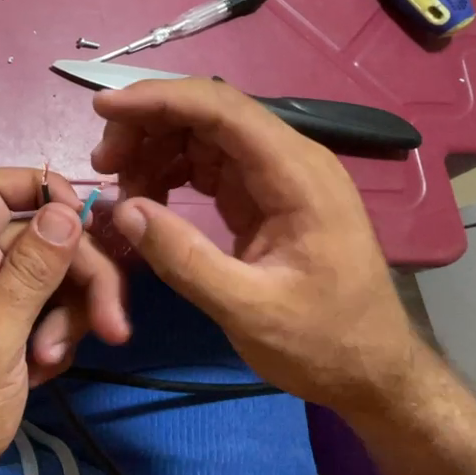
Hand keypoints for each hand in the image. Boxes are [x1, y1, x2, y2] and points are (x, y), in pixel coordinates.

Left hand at [0, 168, 127, 474]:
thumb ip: (30, 273)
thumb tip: (65, 210)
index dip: (47, 190)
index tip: (91, 226)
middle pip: (42, 235)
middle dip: (82, 276)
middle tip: (110, 328)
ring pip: (52, 274)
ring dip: (69, 315)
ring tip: (53, 362)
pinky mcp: (3, 324)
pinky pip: (46, 309)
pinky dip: (56, 337)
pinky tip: (45, 373)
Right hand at [90, 78, 423, 417]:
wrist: (372, 374)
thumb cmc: (324, 344)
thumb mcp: (249, 311)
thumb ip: (185, 260)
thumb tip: (123, 210)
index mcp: (297, 176)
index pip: (222, 109)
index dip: (160, 100)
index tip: (103, 109)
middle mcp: (288, 161)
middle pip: (207, 113)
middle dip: (148, 125)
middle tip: (103, 164)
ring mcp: (274, 176)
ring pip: (201, 134)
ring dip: (153, 148)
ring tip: (119, 187)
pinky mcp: (260, 195)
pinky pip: (205, 163)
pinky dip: (167, 171)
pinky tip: (145, 199)